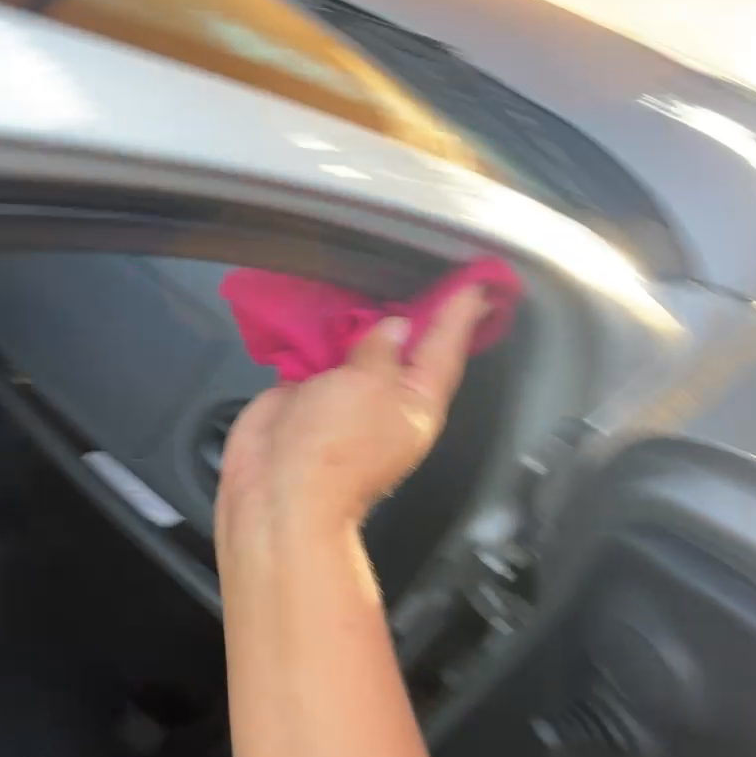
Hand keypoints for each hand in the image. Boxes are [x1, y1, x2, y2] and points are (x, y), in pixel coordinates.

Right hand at [216, 285, 492, 555]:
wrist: (277, 487)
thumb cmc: (334, 444)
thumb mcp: (369, 387)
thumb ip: (381, 351)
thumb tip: (394, 326)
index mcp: (416, 400)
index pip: (444, 348)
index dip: (459, 315)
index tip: (478, 283)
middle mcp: (381, 395)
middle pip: (399, 345)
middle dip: (406, 310)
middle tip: (419, 270)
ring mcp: (338, 395)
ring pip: (350, 346)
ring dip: (351, 317)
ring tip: (362, 277)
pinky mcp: (300, 393)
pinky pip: (310, 354)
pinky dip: (310, 332)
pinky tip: (311, 305)